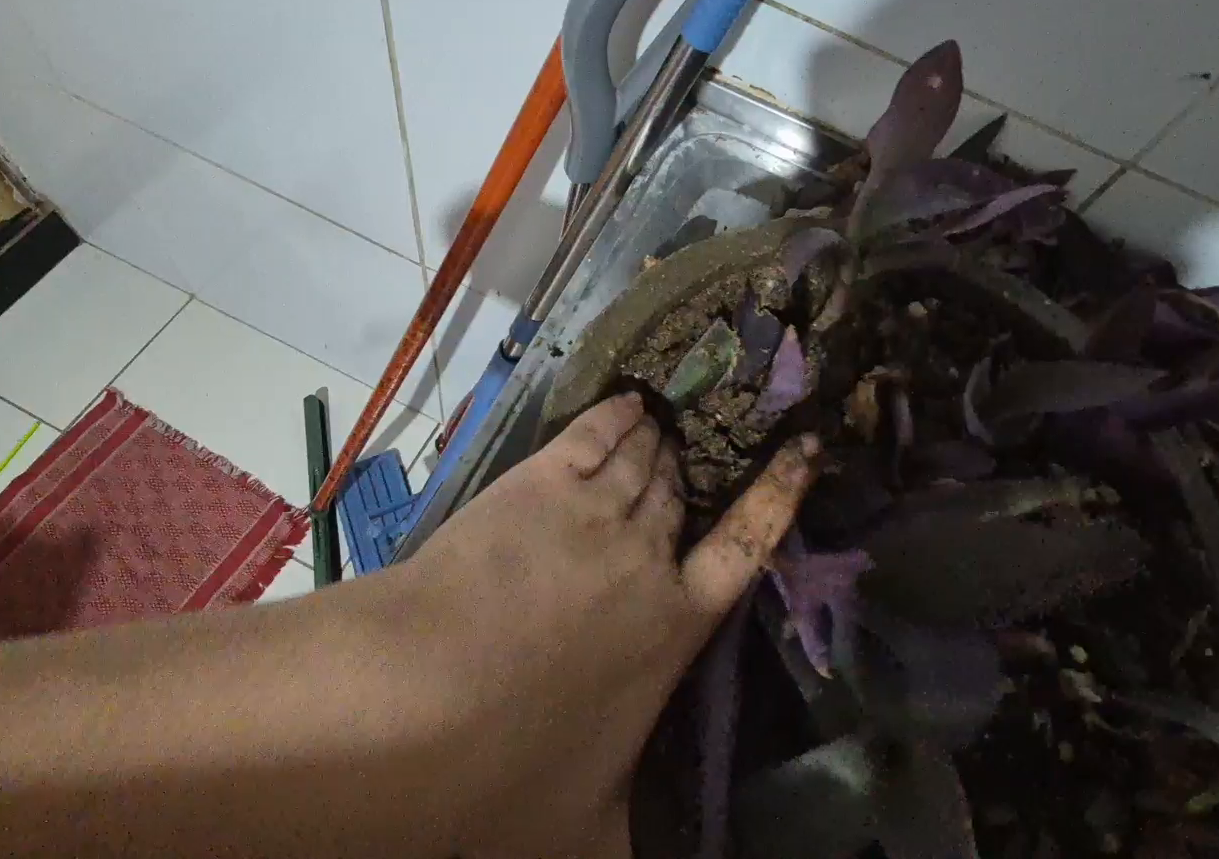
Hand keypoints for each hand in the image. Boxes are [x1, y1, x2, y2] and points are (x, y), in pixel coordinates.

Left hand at [407, 392, 818, 857]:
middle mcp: (645, 556)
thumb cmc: (503, 772)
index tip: (804, 447)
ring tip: (666, 416)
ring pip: (641, 458)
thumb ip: (635, 838)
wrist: (414, 701)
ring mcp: (591, 511)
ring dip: (655, 437)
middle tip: (700, 439)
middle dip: (690, 465)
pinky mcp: (538, 483)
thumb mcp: (588, 830)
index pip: (747, 543)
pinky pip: (593, 435)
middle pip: (680, 492)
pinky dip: (614, 416)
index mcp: (673, 627)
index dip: (780, 491)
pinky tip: (626, 404)